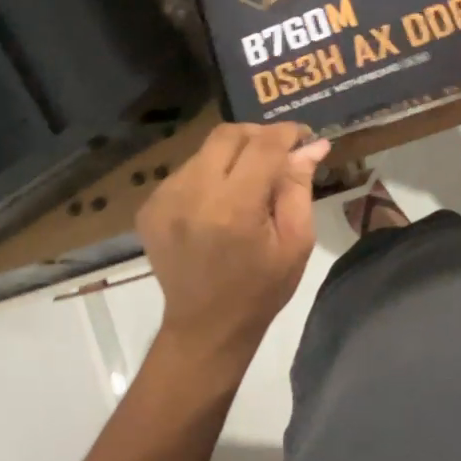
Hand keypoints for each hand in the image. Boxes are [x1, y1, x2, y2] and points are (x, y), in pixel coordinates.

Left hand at [137, 123, 331, 352]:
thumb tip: (311, 145)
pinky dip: (207, 177)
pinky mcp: (149, 208)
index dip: (287, 133)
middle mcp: (193, 194)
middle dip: (257, 136)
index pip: (263, 145)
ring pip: (204, 152)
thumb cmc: (261, 289)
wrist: (206, 326)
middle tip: (277, 154)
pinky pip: (185, 173)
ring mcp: (164, 199)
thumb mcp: (295, 243)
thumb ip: (298, 188)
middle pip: (227, 135)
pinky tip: (218, 205)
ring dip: (230, 158)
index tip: (303, 136)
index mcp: (234, 207)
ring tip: (246, 186)